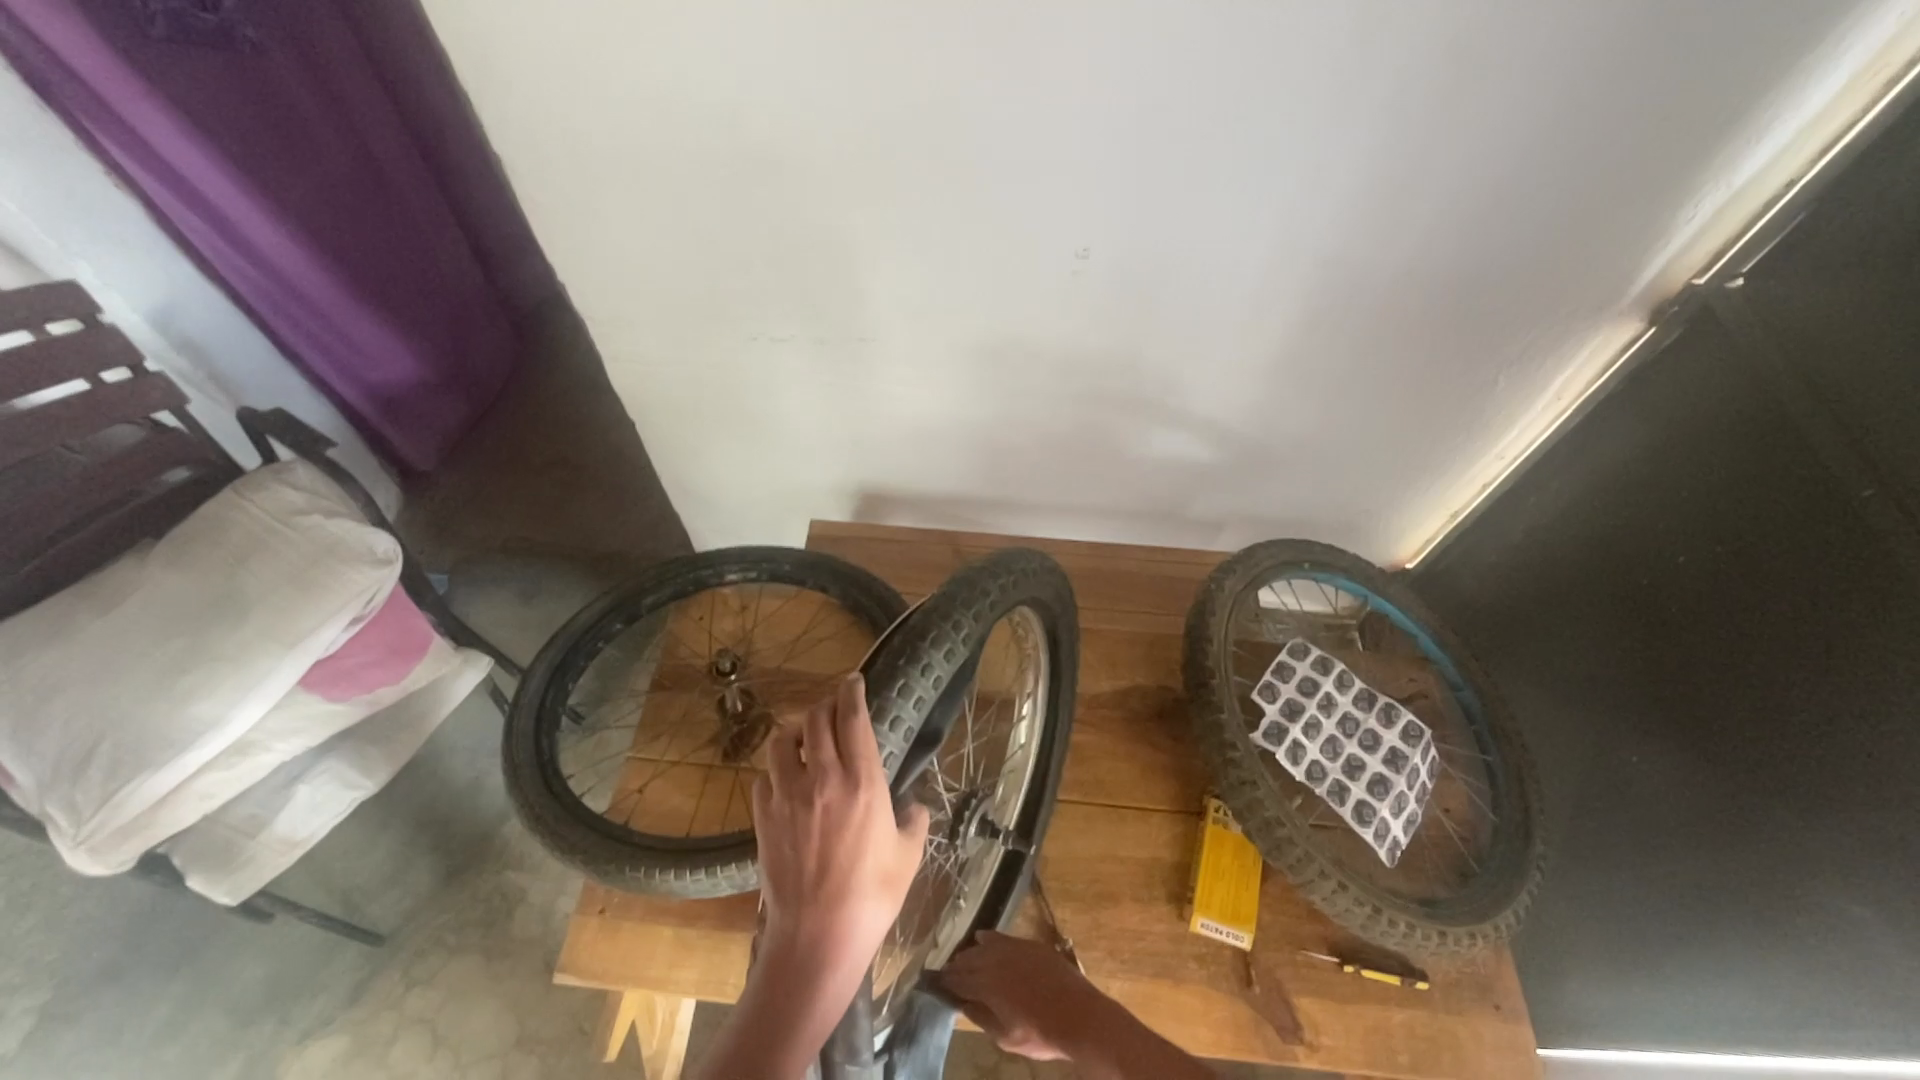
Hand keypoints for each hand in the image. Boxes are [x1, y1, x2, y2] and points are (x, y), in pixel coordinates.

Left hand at [752, 673, 931, 980]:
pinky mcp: (763, 817)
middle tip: (831, 709)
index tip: (852, 681)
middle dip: (823, 706)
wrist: (819, 935)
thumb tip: (915, 806)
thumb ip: (914, 821)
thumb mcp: (909, 855)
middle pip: (814, 719)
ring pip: (781, 740)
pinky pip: (764, 777)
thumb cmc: (873, 895)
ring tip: (804, 739)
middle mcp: (823, 778)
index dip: (851, 692)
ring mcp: (787, 795)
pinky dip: (775, 770)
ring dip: (794, 731)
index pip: (852, 718)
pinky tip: (785, 782)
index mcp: (863, 781)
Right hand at [942, 931, 1213, 1079]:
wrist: (1080, 1016)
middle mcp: (995, 960)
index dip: (944, 982)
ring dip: (970, 953)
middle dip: (956, 967)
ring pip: (982, 946)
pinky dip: (989, 939)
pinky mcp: (1030, 944)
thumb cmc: (1041, 1033)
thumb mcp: (1005, 1037)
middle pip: (967, 960)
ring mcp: (1014, 948)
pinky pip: (1002, 937)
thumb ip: (981, 1017)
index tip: (934, 983)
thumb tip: (963, 1003)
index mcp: (985, 985)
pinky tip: (983, 938)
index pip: (956, 980)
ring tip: (963, 959)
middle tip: (948, 975)